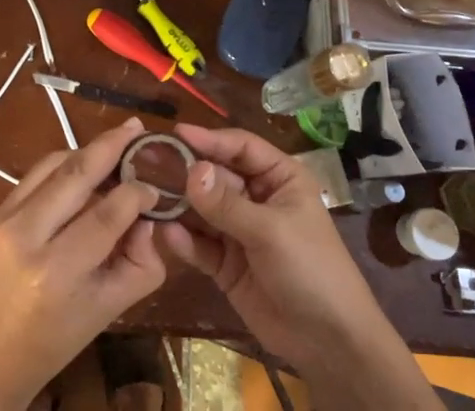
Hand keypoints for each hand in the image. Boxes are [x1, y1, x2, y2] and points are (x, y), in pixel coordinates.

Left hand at [0, 118, 164, 408]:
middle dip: (112, 146)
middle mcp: (28, 236)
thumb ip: (140, 265)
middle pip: (77, 174)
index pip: (107, 214)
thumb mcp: (107, 311)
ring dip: (88, 150)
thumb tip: (148, 217)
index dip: (137, 193)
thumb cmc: (53, 340)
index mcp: (58, 271)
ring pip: (54, 165)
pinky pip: (36, 174)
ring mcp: (6, 219)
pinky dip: (64, 163)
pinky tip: (85, 163)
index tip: (156, 187)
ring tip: (118, 143)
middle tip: (138, 129)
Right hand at [157, 124, 393, 372]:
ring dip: (178, 205)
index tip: (175, 134)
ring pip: (202, 209)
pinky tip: (166, 234)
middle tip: (146, 163)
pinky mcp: (226, 264)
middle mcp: (257, 198)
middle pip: (215, 176)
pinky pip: (200, 244)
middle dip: (185, 172)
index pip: (241, 148)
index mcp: (279, 179)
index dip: (210, 139)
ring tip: (145, 197)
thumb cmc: (311, 269)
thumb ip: (226, 204)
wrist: (329, 341)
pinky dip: (184, 239)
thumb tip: (191, 170)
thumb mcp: (271, 231)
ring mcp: (240, 232)